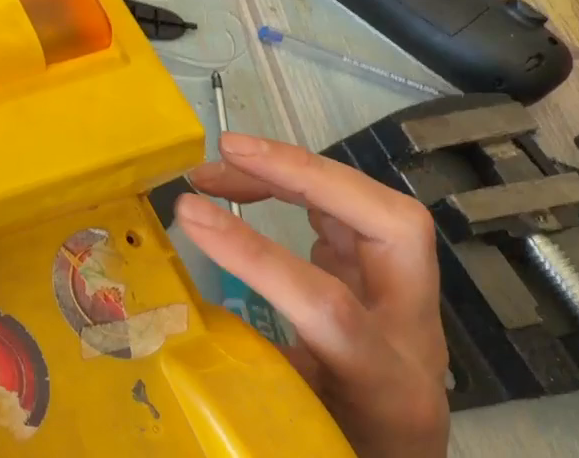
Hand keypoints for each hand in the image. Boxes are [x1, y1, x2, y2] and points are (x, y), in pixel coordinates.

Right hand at [180, 132, 448, 457]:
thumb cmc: (332, 444)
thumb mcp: (284, 426)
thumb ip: (238, 373)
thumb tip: (165, 312)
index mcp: (386, 386)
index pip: (329, 308)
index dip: (255, 253)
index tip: (186, 212)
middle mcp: (413, 335)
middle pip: (395, 229)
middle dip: (310, 175)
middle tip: (230, 150)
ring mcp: (410, 301)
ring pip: (377, 207)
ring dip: (296, 169)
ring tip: (219, 162)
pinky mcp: (388, 279)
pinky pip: (352, 211)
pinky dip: (296, 184)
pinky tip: (246, 183)